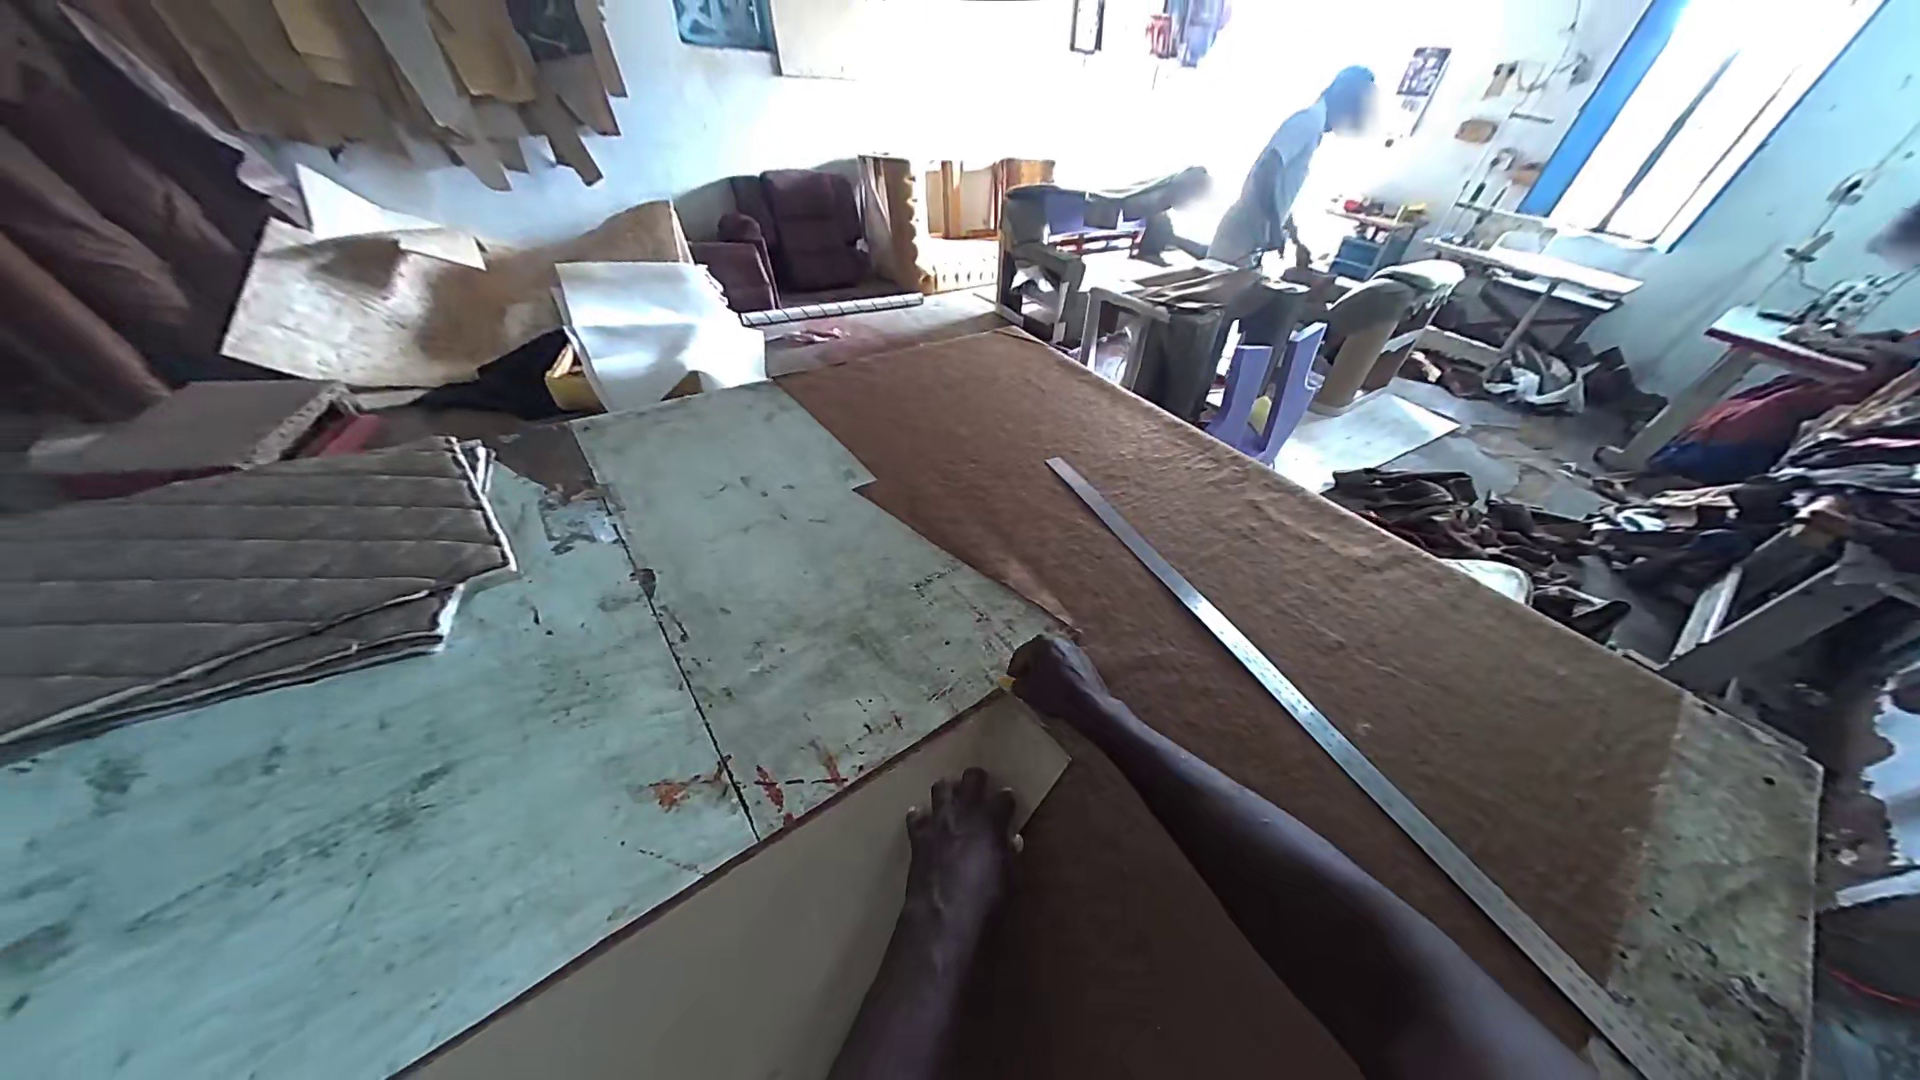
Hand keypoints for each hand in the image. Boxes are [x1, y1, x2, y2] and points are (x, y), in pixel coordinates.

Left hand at [904, 768, 1016, 937]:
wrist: (942, 919)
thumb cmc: (985, 902)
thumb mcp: (1009, 881)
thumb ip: (1010, 855)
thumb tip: (1013, 840)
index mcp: (990, 821)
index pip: (1003, 798)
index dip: (1007, 798)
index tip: (1008, 800)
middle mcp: (964, 813)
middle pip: (971, 778)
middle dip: (977, 779)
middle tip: (980, 786)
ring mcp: (938, 822)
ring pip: (941, 788)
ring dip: (948, 790)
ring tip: (952, 796)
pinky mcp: (918, 837)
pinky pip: (916, 817)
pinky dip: (920, 817)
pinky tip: (923, 819)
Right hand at [1007, 633, 1113, 722]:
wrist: (1087, 702)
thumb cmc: (1053, 693)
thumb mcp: (1027, 691)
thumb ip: (1017, 684)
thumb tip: (1017, 683)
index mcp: (1039, 642)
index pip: (1020, 656)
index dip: (1014, 670)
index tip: (1012, 681)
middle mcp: (1056, 639)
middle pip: (1036, 653)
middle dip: (1030, 667)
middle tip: (1026, 682)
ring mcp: (1072, 647)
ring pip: (1051, 657)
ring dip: (1045, 667)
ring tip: (1043, 684)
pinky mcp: (1084, 657)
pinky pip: (1064, 662)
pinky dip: (1058, 670)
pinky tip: (1058, 684)